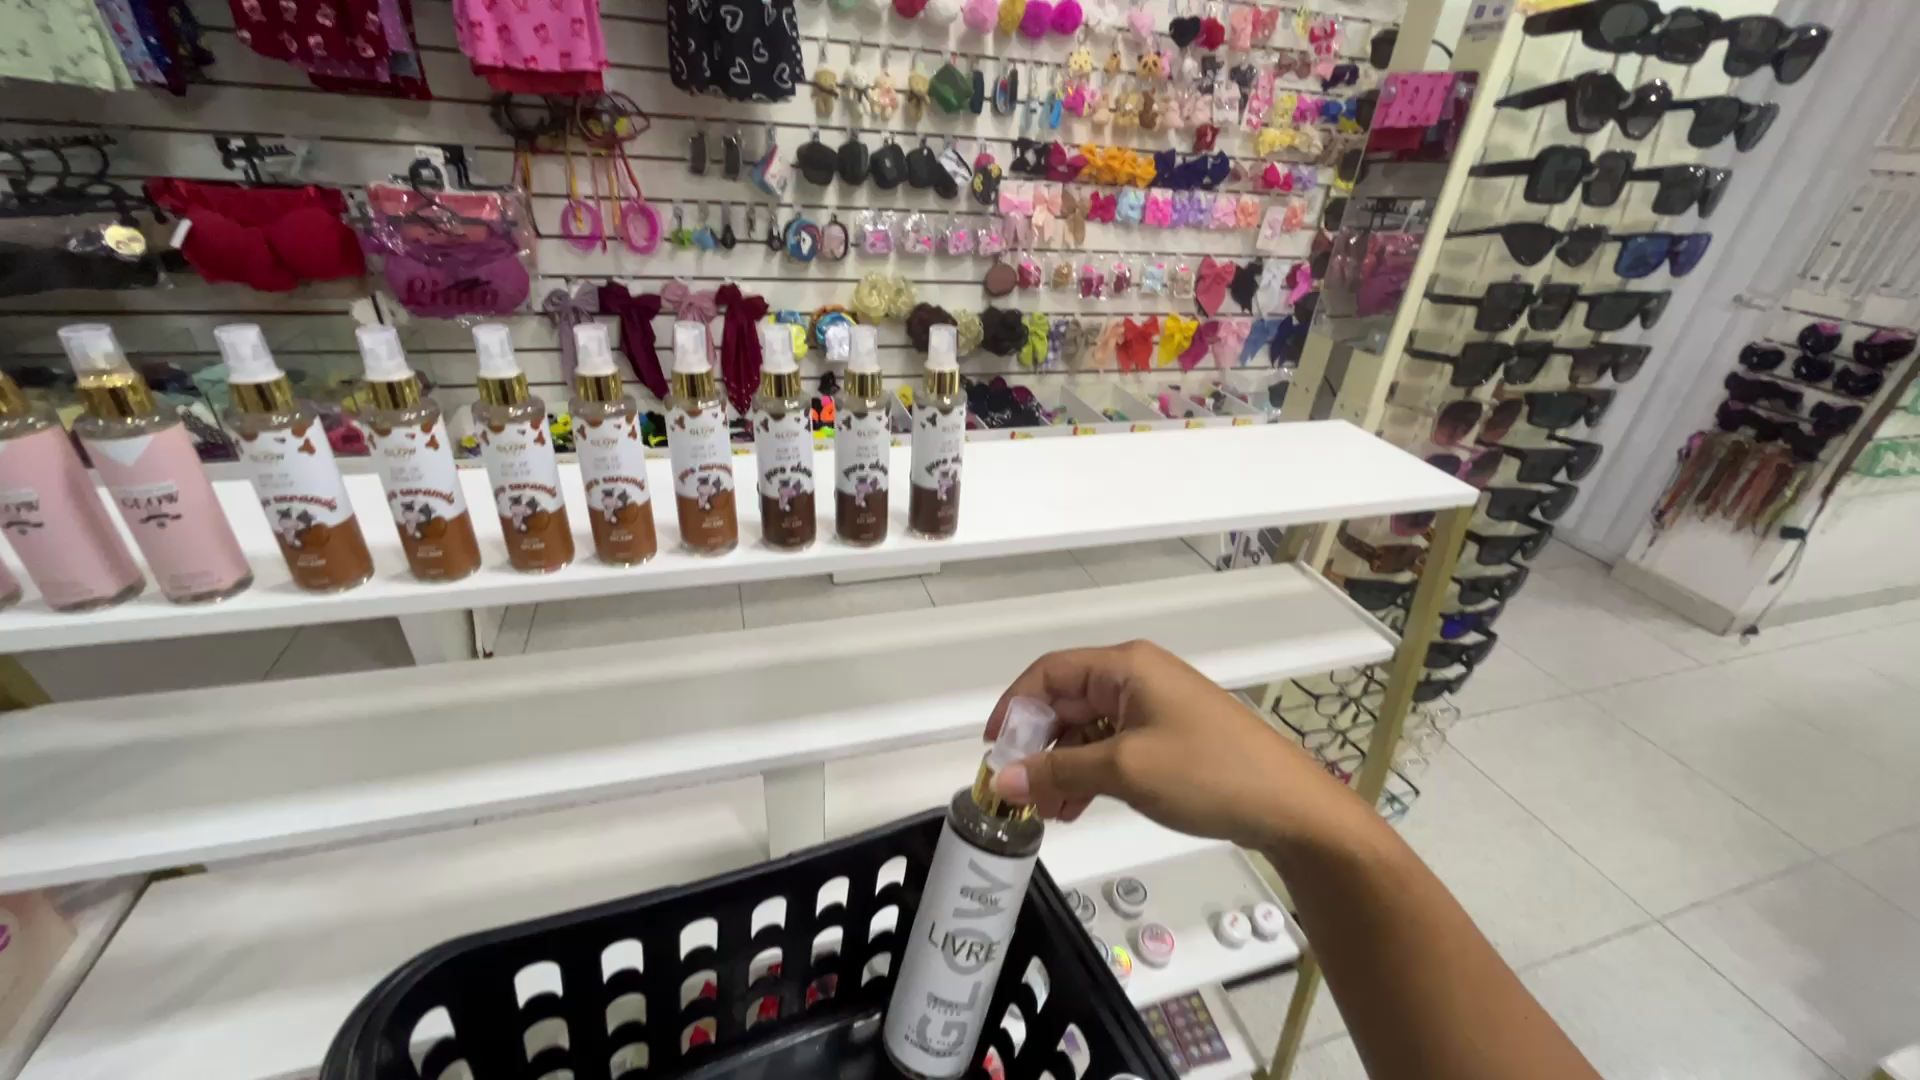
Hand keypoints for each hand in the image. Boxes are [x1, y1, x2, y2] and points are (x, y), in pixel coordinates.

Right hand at [985, 641, 1360, 850]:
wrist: (1290, 807)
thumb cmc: (1207, 772)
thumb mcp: (1125, 771)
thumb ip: (1058, 772)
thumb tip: (1001, 778)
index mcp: (1125, 666)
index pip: (1050, 673)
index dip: (1014, 706)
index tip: (994, 748)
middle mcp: (1135, 678)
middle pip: (1066, 702)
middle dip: (1038, 746)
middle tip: (1020, 790)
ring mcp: (1153, 708)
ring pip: (1086, 730)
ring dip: (1062, 766)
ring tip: (1048, 811)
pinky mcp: (1166, 736)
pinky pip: (1111, 747)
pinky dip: (1089, 774)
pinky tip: (1076, 807)